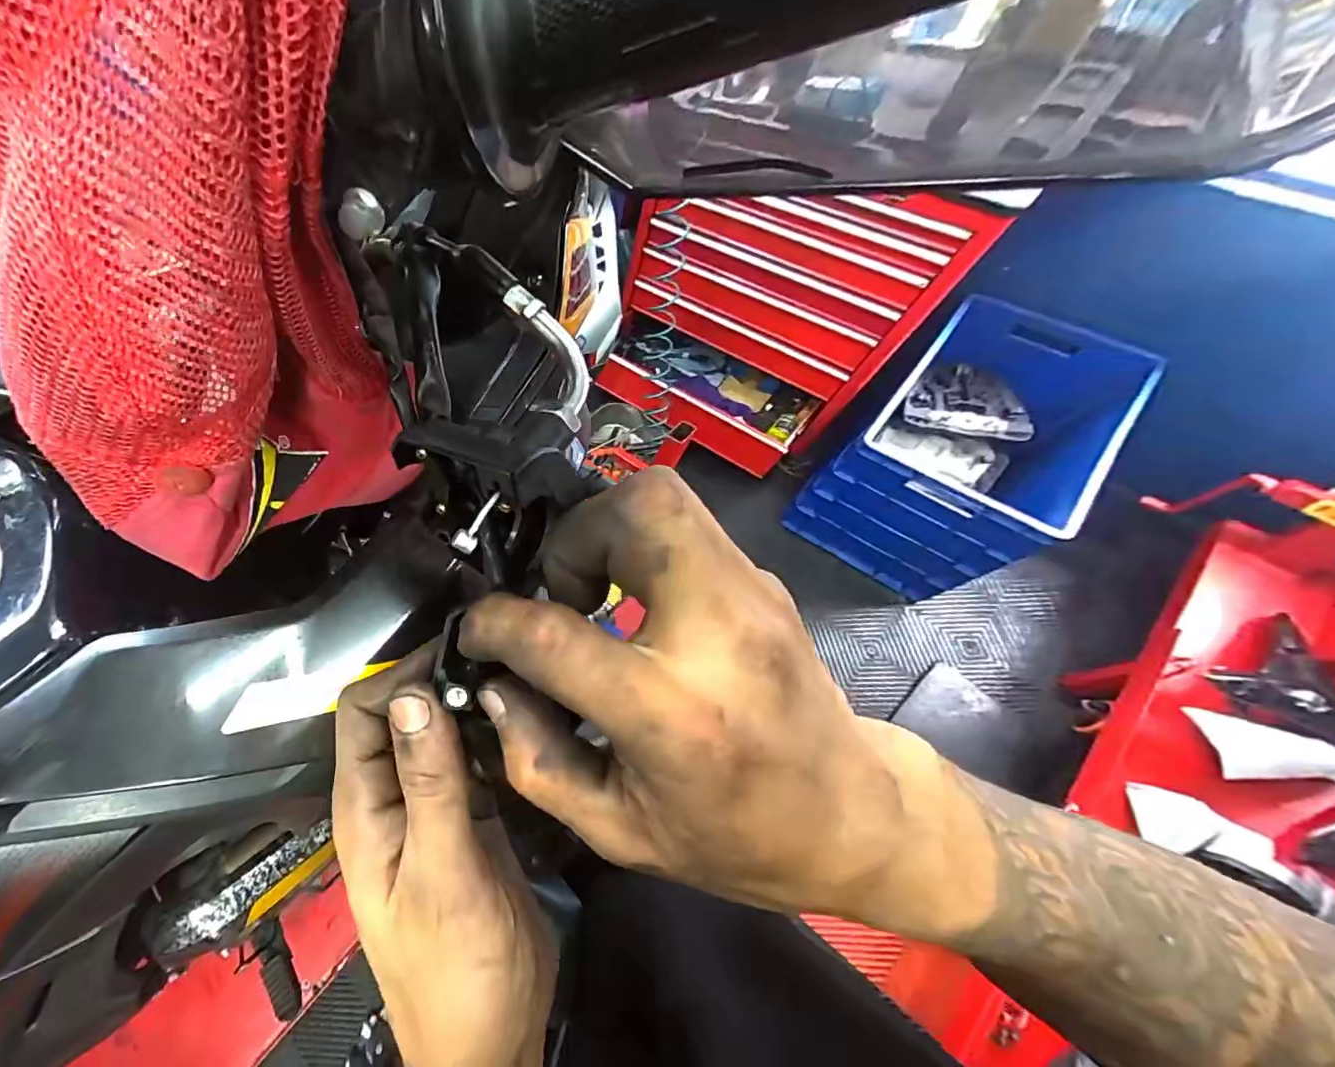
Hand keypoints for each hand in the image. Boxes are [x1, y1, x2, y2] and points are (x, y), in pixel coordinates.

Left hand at [333, 644, 557, 1066]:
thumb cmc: (454, 969)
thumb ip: (429, 785)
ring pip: (439, 734)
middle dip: (437, 682)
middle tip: (493, 657)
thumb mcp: (440, 873)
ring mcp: (432, 805)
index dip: (398, 677)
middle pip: (400, 715)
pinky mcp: (469, 818)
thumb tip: (414, 695)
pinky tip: (521, 720)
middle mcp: (391, 795)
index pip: (360, 712)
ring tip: (512, 678)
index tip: (453, 654)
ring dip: (467, 706)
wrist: (491, 1040)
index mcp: (364, 805)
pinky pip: (472, 761)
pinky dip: (490, 737)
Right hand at [458, 468, 997, 939]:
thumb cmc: (735, 839)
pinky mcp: (759, 579)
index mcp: (671, 713)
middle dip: (570, 537)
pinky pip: (683, 523)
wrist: (856, 820)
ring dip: (604, 529)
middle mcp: (717, 632)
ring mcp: (750, 592)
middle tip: (560, 592)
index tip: (478, 631)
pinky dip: (638, 541)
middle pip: (632, 510)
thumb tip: (496, 681)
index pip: (554, 633)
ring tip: (593, 590)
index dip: (494, 623)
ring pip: (660, 494)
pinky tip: (633, 599)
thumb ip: (535, 758)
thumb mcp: (616, 830)